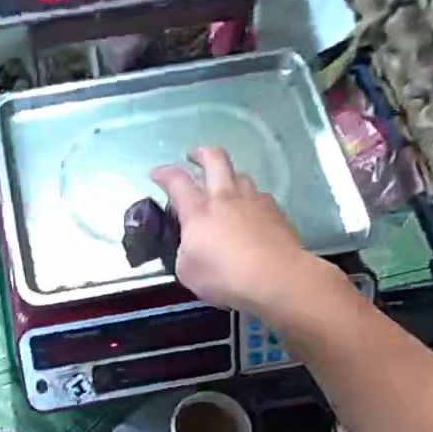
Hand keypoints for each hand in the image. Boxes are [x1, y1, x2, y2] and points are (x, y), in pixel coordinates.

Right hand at [150, 147, 329, 319]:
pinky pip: (259, 196)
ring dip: (229, 175)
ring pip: (241, 175)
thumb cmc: (224, 277)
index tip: (156, 172)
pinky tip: (250, 211)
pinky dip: (250, 199)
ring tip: (224, 186)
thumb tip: (189, 245)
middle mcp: (226, 197)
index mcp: (198, 211)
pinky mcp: (276, 212)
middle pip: (215, 159)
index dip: (164, 173)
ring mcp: (254, 201)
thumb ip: (184, 251)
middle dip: (202, 153)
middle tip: (194, 156)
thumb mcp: (187, 270)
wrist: (276, 278)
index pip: (176, 181)